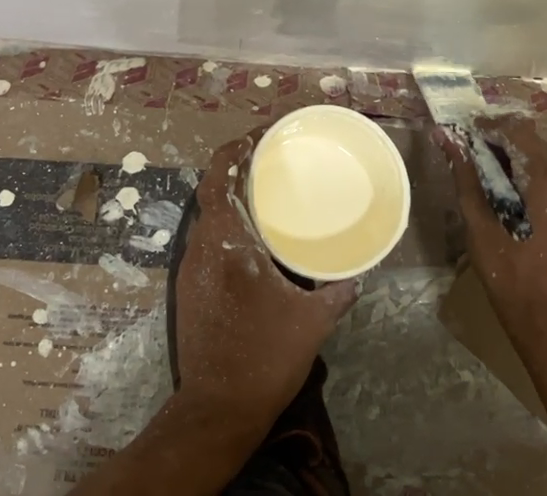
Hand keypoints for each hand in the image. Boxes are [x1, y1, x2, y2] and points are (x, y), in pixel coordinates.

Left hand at [171, 137, 359, 430]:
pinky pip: (207, 244)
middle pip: (212, 194)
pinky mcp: (189, 290)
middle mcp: (202, 248)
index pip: (219, 179)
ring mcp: (191, 270)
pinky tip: (251, 242)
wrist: (218, 408)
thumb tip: (357, 278)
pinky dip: (226, 230)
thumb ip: (336, 293)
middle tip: (268, 162)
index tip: (256, 137)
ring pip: (208, 220)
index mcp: (228, 244)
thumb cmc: (265, 356)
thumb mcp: (311, 322)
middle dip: (235, 173)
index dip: (233, 151)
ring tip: (263, 196)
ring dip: (230, 202)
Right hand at [437, 121, 546, 339]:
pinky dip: (523, 170)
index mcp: (546, 176)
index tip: (461, 135)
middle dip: (496, 141)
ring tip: (481, 171)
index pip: (514, 129)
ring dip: (509, 155)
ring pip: (537, 153)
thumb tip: (444, 135)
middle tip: (467, 153)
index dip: (485, 127)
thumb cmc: (507, 268)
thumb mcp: (478, 217)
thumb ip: (464, 171)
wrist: (545, 311)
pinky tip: (503, 187)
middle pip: (528, 138)